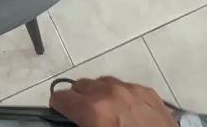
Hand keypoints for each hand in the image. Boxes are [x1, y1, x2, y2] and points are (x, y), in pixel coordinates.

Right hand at [50, 77, 179, 126]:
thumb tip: (73, 123)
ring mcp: (130, 89)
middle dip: (78, 100)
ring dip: (98, 95)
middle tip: (82, 116)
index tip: (60, 115)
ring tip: (105, 113)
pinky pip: (126, 87)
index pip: (62, 98)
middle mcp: (109, 92)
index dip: (58, 107)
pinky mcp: (148, 92)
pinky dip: (120, 96)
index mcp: (94, 110)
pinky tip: (127, 113)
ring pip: (102, 83)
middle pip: (81, 86)